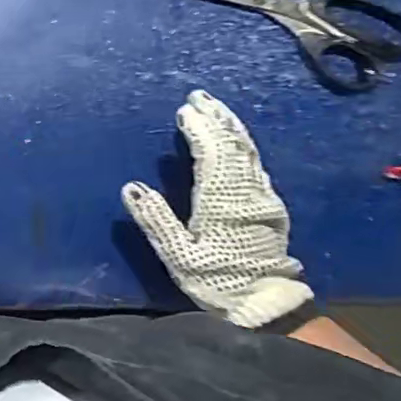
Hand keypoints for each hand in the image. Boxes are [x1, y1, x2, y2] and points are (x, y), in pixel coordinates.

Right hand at [121, 91, 314, 328]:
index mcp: (222, 202)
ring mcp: (261, 199)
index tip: (185, 110)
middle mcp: (246, 193)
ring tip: (215, 110)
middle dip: (218, 119)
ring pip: (249, 154)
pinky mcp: (268, 207)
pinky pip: (254, 165)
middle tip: (201, 97)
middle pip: (235, 147)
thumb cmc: (214, 278)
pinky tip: (234, 142)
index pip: (213, 155)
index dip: (200, 131)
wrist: (263, 303)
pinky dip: (241, 146)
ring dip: (232, 128)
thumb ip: (155, 218)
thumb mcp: (176, 254)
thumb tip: (131, 186)